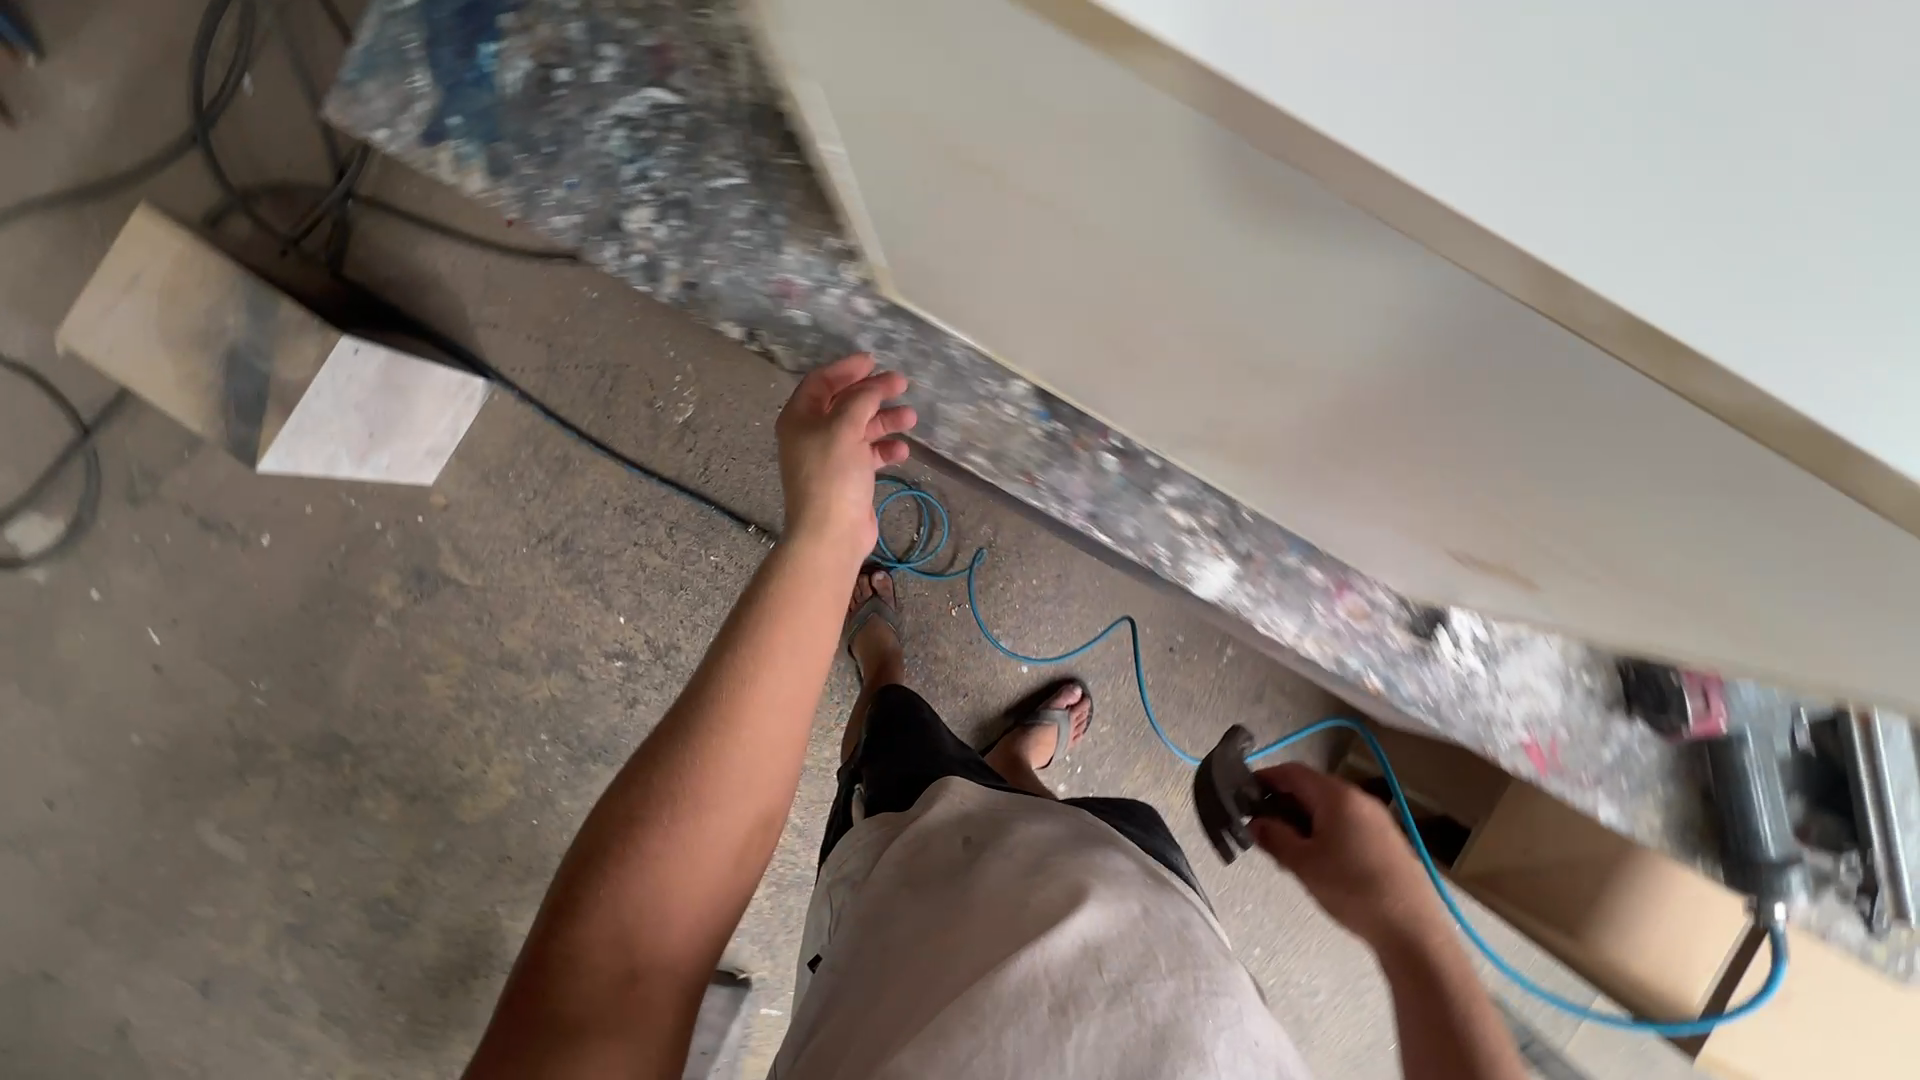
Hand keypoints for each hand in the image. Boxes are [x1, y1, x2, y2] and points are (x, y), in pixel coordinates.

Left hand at [774, 353, 916, 565]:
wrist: (830, 533)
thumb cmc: (832, 475)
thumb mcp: (844, 427)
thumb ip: (860, 400)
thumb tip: (873, 386)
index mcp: (800, 418)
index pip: (822, 382)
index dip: (847, 369)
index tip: (874, 361)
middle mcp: (813, 434)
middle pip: (845, 403)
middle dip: (873, 393)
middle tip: (902, 383)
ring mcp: (832, 456)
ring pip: (861, 428)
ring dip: (885, 420)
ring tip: (911, 418)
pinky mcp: (849, 477)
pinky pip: (869, 453)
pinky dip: (885, 448)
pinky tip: (902, 449)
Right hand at [1251, 763, 1446, 949]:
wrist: (1413, 929)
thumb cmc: (1352, 889)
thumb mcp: (1303, 864)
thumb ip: (1274, 837)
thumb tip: (1255, 822)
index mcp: (1336, 796)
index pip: (1292, 771)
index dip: (1265, 778)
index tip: (1244, 794)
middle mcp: (1358, 799)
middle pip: (1311, 787)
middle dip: (1282, 803)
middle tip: (1262, 828)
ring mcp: (1377, 819)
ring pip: (1328, 807)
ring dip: (1302, 819)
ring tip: (1287, 849)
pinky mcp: (1387, 840)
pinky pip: (1346, 823)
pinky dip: (1324, 830)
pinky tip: (1318, 860)